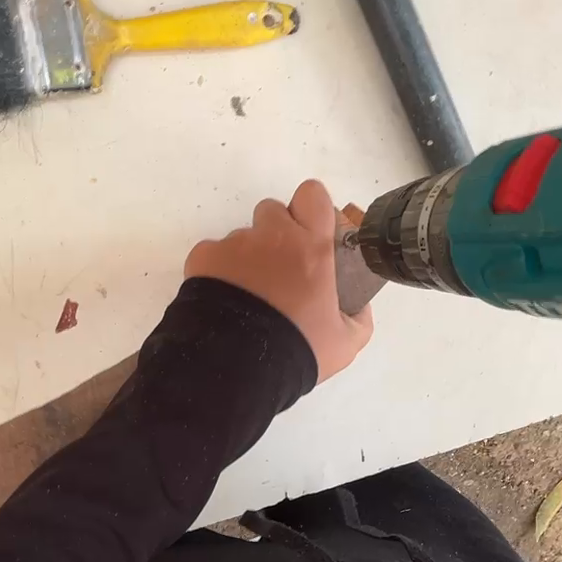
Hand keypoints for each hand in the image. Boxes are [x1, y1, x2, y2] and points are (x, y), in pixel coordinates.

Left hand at [185, 180, 374, 381]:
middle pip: (274, 212)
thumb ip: (358, 318)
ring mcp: (234, 245)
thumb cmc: (297, 351)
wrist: (237, 366)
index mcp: (311, 248)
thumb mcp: (344, 343)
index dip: (311, 210)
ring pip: (243, 238)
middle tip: (279, 272)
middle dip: (277, 234)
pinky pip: (214, 255)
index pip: (313, 195)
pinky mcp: (203, 258)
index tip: (311, 234)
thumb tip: (358, 306)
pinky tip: (222, 302)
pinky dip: (218, 273)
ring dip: (248, 258)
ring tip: (246, 298)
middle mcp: (273, 237)